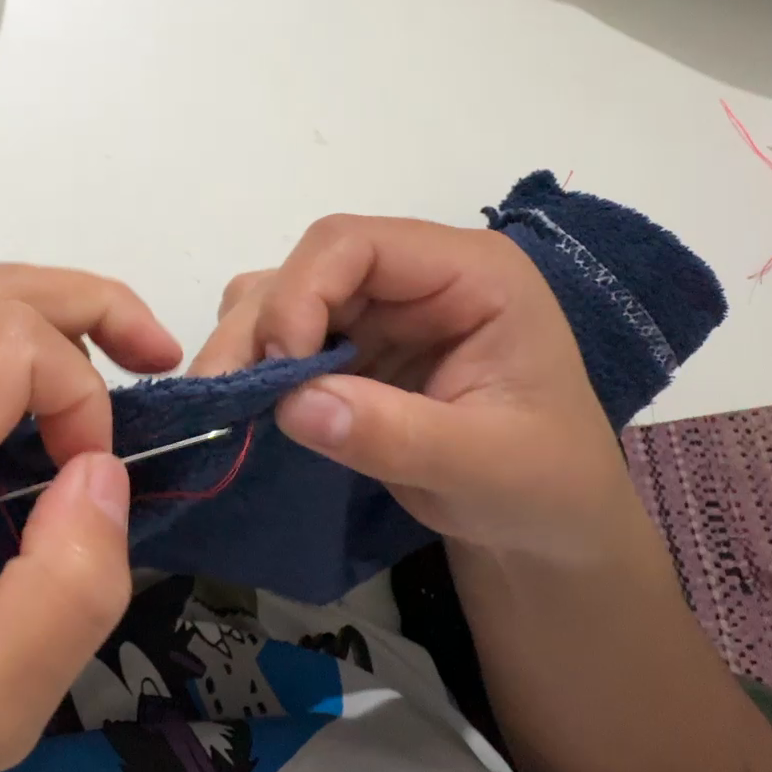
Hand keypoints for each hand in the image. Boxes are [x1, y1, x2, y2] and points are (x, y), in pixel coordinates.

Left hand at [0, 265, 182, 771]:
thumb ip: (69, 588)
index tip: (95, 473)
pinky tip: (58, 387)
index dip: (81, 391)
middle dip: (92, 308)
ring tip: (124, 363)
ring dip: (62, 316)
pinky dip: (23, 339)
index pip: (6, 348)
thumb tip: (102, 466)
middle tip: (157, 357)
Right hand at [190, 215, 641, 564]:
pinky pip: (274, 333)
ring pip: (274, 295)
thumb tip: (290, 403)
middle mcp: (410, 274)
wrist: (547, 527)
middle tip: (224, 397)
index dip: (301, 293)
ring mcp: (374, 307)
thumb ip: (394, 435)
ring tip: (230, 407)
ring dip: (243, 346)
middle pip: (301, 268)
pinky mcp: (344, 342)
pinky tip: (251, 404)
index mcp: (467, 273)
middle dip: (257, 329)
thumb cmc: (544, 490)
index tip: (283, 368)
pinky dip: (250, 364)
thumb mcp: (487, 469)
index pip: (352, 244)